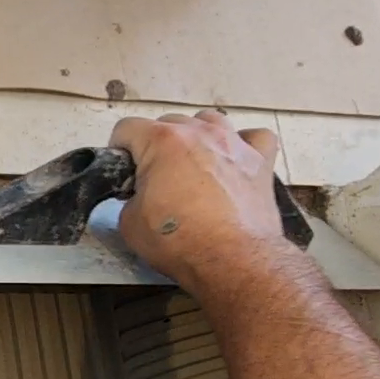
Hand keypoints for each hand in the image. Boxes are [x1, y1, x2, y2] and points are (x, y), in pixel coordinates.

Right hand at [108, 110, 297, 294]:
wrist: (232, 258)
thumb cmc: (175, 240)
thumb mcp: (128, 221)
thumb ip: (130, 196)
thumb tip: (141, 195)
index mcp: (162, 142)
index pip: (127, 128)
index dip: (117, 150)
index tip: (121, 173)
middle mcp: (199, 132)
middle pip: (168, 122)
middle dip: (154, 145)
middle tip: (152, 176)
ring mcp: (235, 143)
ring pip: (209, 120)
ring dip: (194, 137)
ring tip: (190, 164)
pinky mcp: (262, 161)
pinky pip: (252, 137)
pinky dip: (240, 145)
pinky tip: (232, 162)